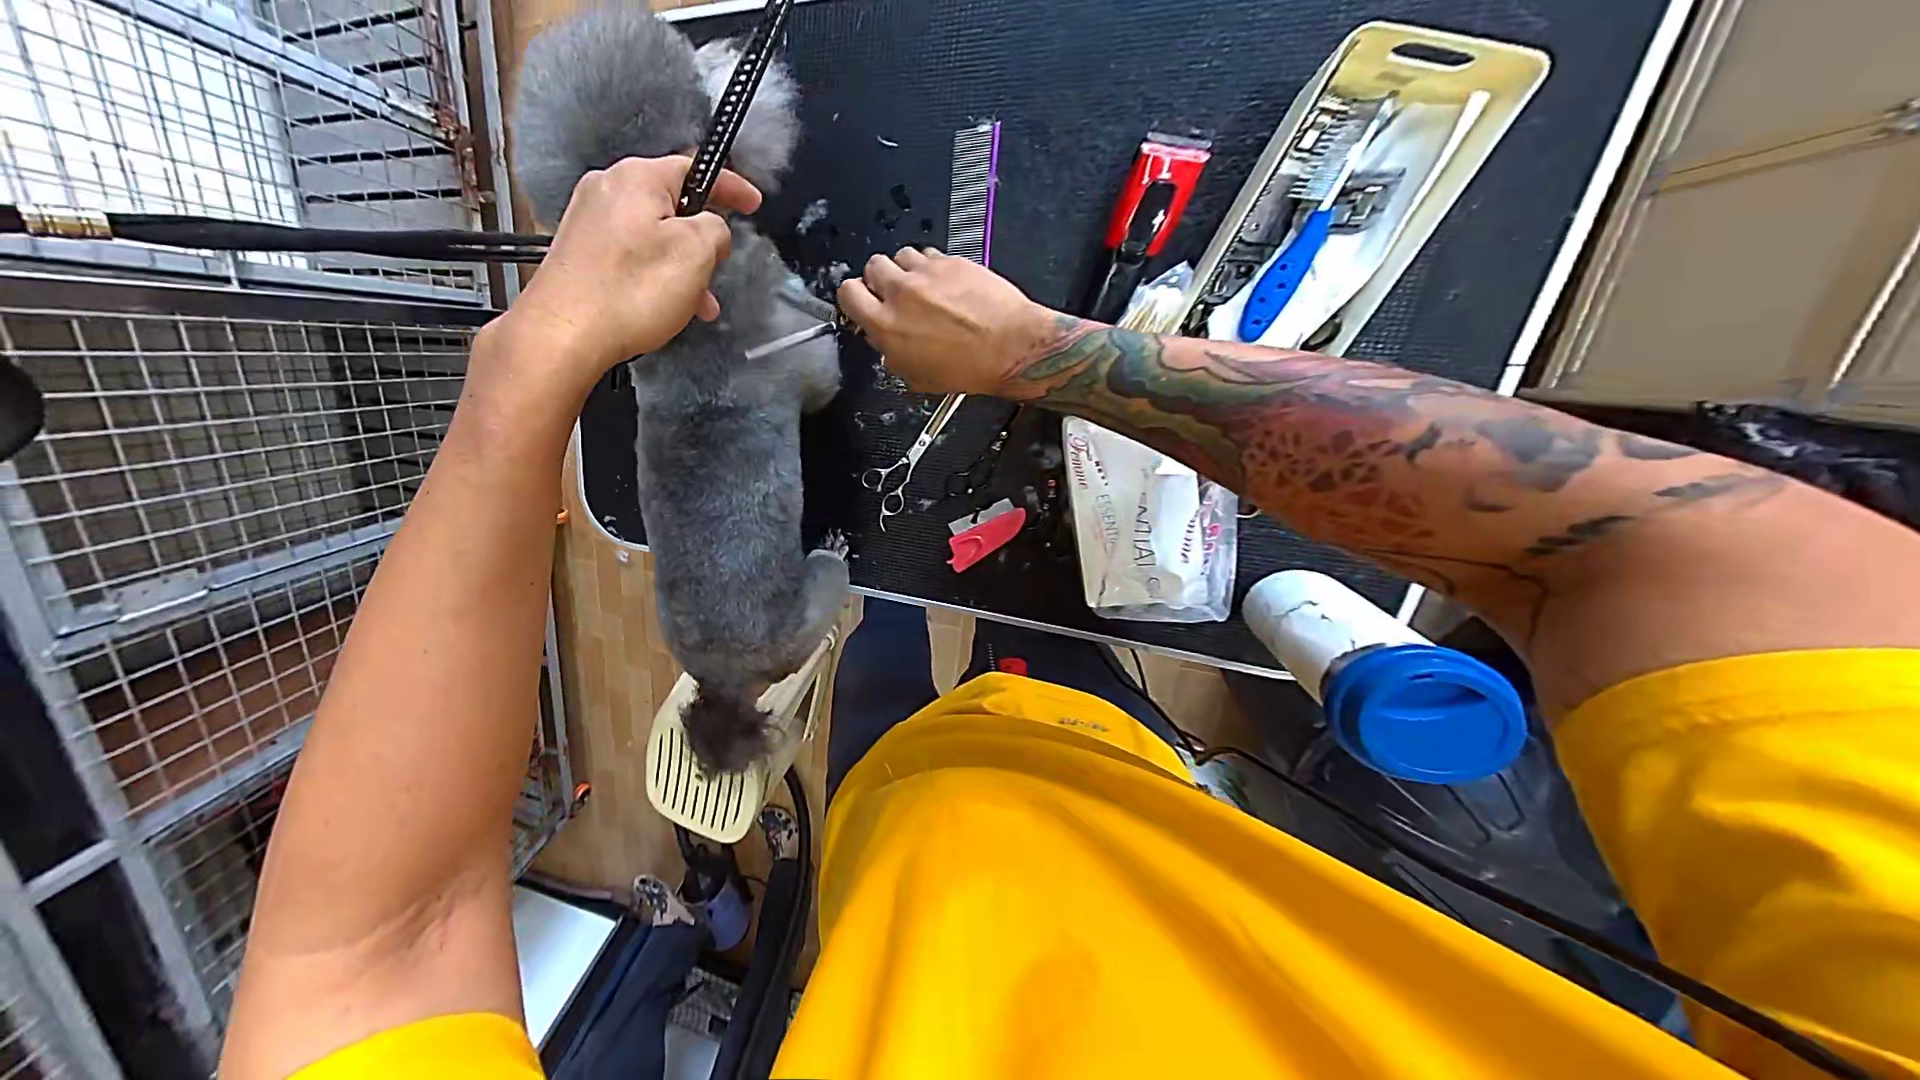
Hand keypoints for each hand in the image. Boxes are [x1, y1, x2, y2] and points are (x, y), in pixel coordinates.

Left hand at [486, 156, 761, 398]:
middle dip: (702, 242)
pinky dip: (657, 276)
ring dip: (682, 267)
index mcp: (638, 179)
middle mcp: (608, 190)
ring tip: (693, 302)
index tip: (750, 200)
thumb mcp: (697, 253)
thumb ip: (716, 229)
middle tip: (717, 270)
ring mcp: (592, 221)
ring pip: (656, 236)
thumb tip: (715, 229)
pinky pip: (635, 255)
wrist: (566, 333)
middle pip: (675, 207)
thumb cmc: (625, 294)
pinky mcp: (584, 251)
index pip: (696, 168)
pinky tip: (664, 305)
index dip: (731, 187)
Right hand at [838, 248, 1060, 395]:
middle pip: (873, 266)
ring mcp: (926, 273)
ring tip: (924, 289)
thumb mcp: (920, 378)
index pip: (848, 293)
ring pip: (901, 255)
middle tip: (897, 295)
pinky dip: (933, 267)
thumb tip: (886, 344)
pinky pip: (930, 255)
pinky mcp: (951, 261)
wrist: (1012, 347)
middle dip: (881, 280)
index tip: (865, 301)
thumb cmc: (971, 368)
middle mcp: (901, 293)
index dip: (856, 296)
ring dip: (907, 270)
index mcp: (886, 326)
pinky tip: (946, 284)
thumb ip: (893, 355)